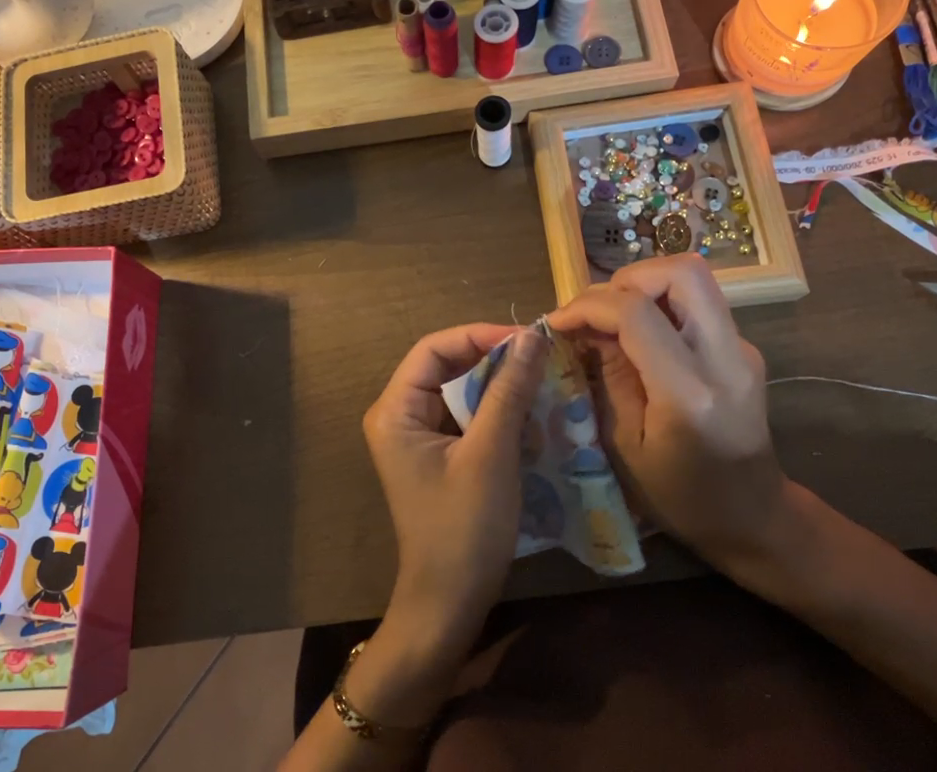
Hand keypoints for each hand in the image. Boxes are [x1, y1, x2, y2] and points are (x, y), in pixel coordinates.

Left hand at [363, 324, 547, 647]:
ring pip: (460, 392)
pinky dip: (496, 412)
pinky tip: (530, 412)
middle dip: (492, 359)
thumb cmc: (464, 527)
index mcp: (394, 410)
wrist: (450, 601)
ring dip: (499, 386)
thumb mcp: (490, 453)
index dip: (479, 336)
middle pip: (446, 367)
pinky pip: (467, 418)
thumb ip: (509, 391)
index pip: (433, 349)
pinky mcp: (438, 458)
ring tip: (542, 379)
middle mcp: (399, 417)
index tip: (526, 339)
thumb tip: (532, 336)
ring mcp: (417, 438)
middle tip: (540, 357)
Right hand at [545, 255, 787, 562]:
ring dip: (642, 289)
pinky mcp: (742, 349)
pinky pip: (695, 305)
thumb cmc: (679, 497)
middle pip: (682, 271)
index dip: (588, 306)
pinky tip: (634, 341)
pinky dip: (657, 307)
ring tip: (609, 323)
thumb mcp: (623, 446)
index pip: (637, 312)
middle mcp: (726, 358)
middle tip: (595, 312)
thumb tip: (583, 328)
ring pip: (692, 280)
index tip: (557, 322)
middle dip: (626, 278)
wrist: (752, 517)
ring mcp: (742, 349)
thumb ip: (607, 377)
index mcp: (690, 392)